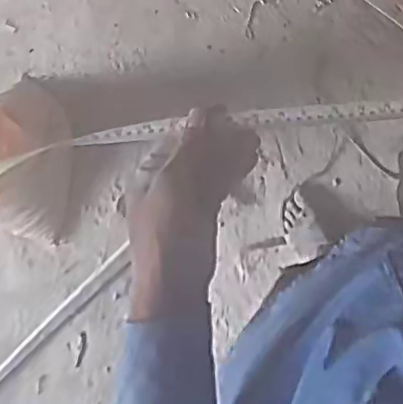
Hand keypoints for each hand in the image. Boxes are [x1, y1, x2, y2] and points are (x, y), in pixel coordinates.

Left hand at [125, 107, 258, 319]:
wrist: (174, 290)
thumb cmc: (167, 235)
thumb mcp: (175, 185)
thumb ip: (190, 149)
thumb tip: (200, 113)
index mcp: (149, 173)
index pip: (178, 139)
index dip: (202, 125)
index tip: (226, 114)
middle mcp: (164, 181)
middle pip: (196, 152)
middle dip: (221, 140)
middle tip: (247, 131)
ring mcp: (184, 199)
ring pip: (209, 167)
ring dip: (230, 154)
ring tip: (253, 144)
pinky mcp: (201, 213)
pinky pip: (216, 184)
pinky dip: (231, 172)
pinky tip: (247, 163)